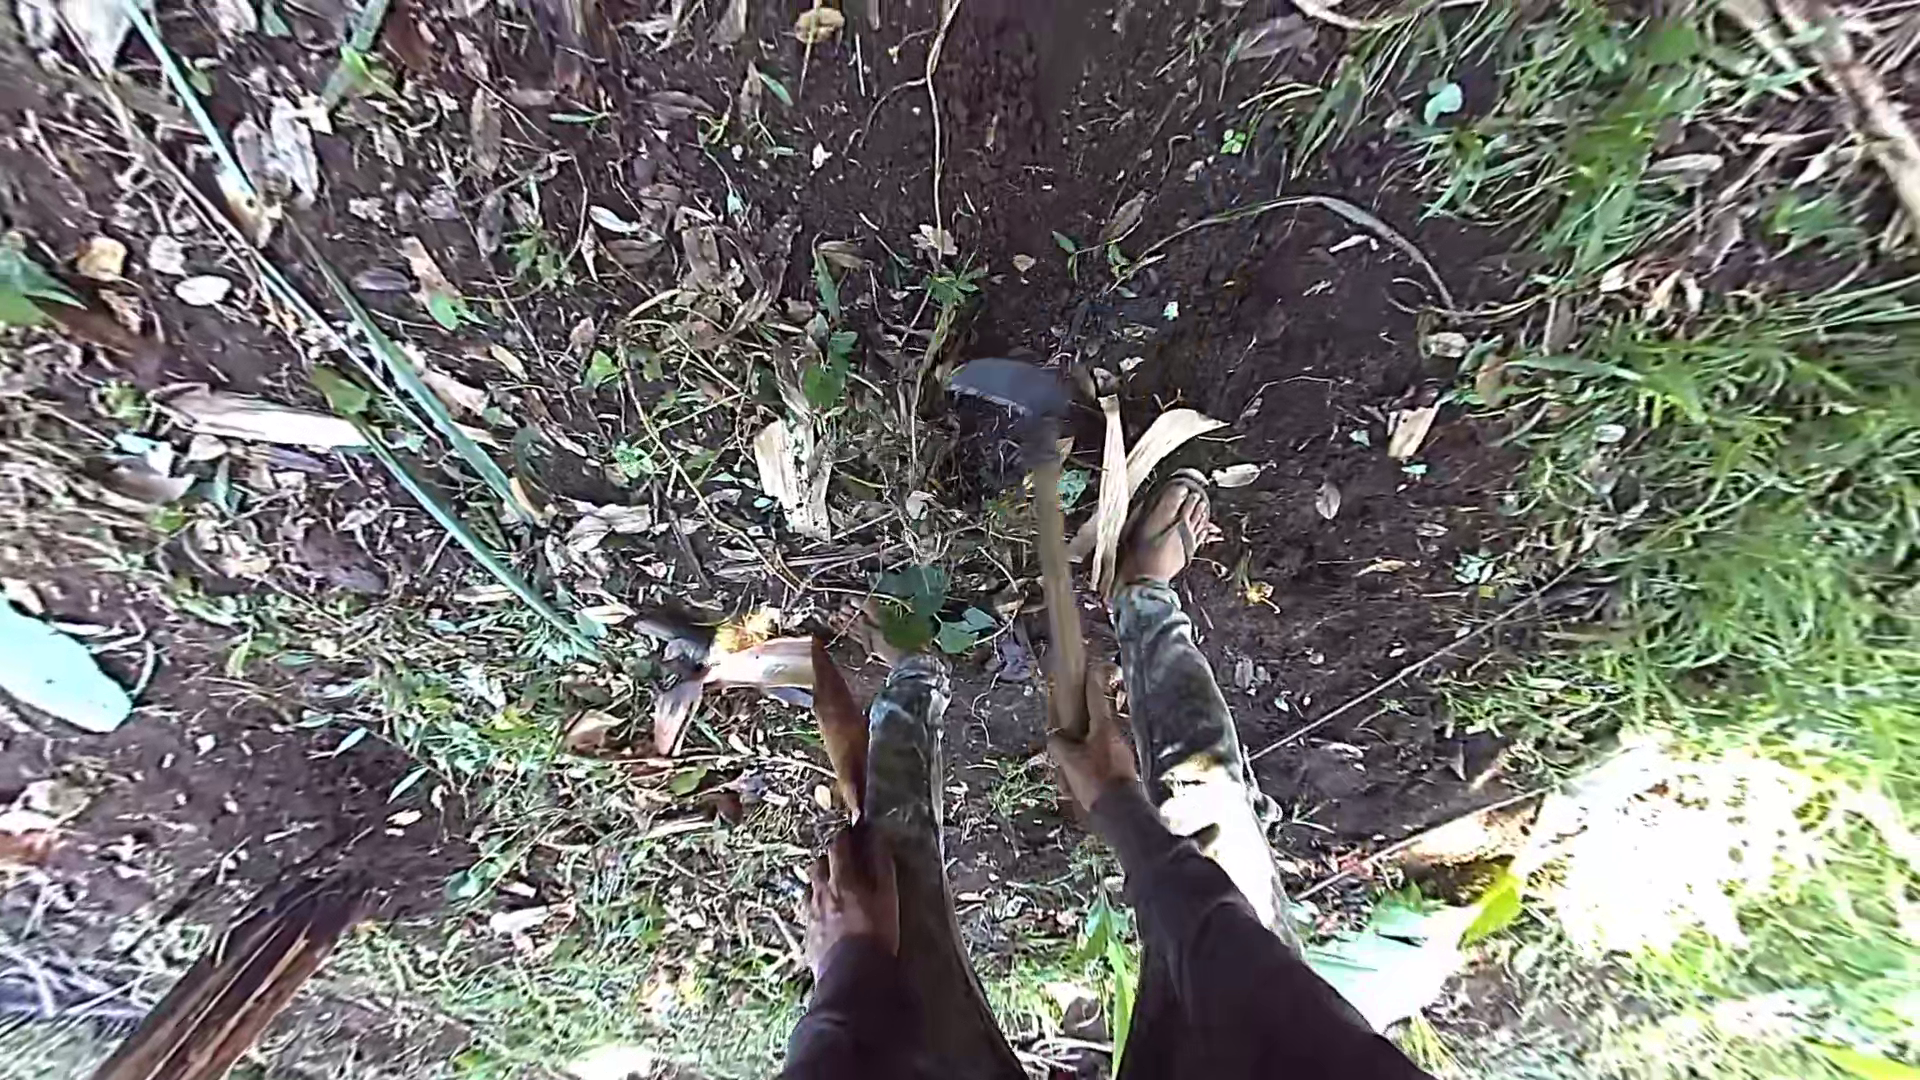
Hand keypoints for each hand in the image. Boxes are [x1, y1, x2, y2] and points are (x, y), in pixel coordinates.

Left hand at [804, 822, 898, 978]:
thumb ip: (881, 865)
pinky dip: (815, 905)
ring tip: (832, 887)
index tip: (852, 834)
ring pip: (810, 886)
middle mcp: (821, 892)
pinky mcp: (807, 935)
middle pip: (818, 863)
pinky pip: (807, 910)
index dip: (844, 837)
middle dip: (829, 858)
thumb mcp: (887, 896)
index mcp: (841, 879)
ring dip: (819, 881)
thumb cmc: (877, 933)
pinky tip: (826, 914)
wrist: (852, 978)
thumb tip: (877, 839)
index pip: (838, 845)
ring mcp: (811, 914)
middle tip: (842, 861)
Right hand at [1048, 662, 1140, 814]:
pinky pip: (1102, 757)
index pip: (1095, 697)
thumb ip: (1059, 743)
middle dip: (1084, 718)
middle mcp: (1116, 736)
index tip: (1090, 667)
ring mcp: (1121, 753)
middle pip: (1097, 719)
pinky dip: (1091, 760)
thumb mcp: (1069, 760)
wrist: (1120, 814)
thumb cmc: (1095, 780)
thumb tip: (1055, 737)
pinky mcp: (1123, 770)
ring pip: (1099, 740)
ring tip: (1070, 757)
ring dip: (1086, 743)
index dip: (1091, 682)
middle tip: (1069, 721)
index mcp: (1104, 728)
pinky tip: (1081, 774)